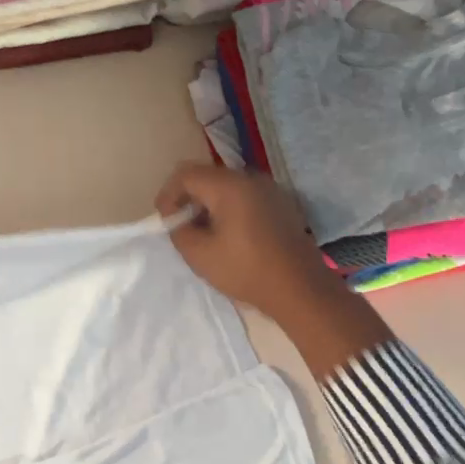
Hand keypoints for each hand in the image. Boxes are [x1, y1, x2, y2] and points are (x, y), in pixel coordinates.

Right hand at [156, 163, 392, 378]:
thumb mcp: (198, 254)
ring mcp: (270, 190)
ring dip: (208, 204)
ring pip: (226, 186)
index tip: (165, 220)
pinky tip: (228, 236)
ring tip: (202, 233)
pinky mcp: (280, 205)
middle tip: (180, 226)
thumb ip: (178, 229)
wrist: (300, 289)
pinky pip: (245, 197)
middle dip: (187, 198)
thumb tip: (178, 218)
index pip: (186, 174)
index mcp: (229, 187)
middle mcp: (251, 179)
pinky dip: (228, 209)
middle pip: (207, 176)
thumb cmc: (245, 270)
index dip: (168, 194)